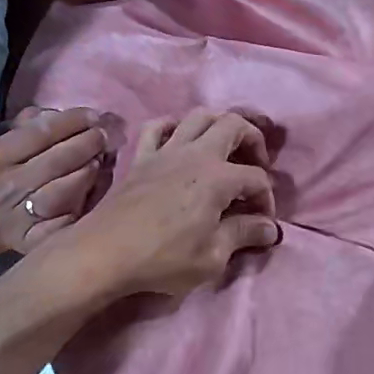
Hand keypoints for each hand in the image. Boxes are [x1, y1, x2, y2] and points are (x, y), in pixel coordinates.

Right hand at [0, 107, 106, 259]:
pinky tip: (96, 190)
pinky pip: (68, 220)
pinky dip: (87, 203)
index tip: (95, 116)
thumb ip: (37, 122)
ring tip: (100, 160)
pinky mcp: (36, 240)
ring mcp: (21, 216)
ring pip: (65, 190)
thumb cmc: (12, 171)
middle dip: (89, 143)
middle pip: (58, 160)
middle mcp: (7, 186)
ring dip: (90, 172)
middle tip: (108, 135)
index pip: (41, 132)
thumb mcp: (13, 141)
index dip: (73, 121)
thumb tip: (73, 114)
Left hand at [59, 110, 281, 300]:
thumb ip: (243, 235)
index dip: (266, 200)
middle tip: (256, 164)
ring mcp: (166, 151)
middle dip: (253, 139)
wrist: (103, 254)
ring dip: (217, 124)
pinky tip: (178, 139)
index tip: (262, 224)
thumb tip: (270, 228)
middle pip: (234, 125)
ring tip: (224, 146)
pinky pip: (157, 127)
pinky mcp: (141, 157)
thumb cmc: (162, 258)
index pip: (256, 179)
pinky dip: (172, 126)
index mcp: (219, 177)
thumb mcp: (212, 257)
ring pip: (198, 115)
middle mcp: (196, 154)